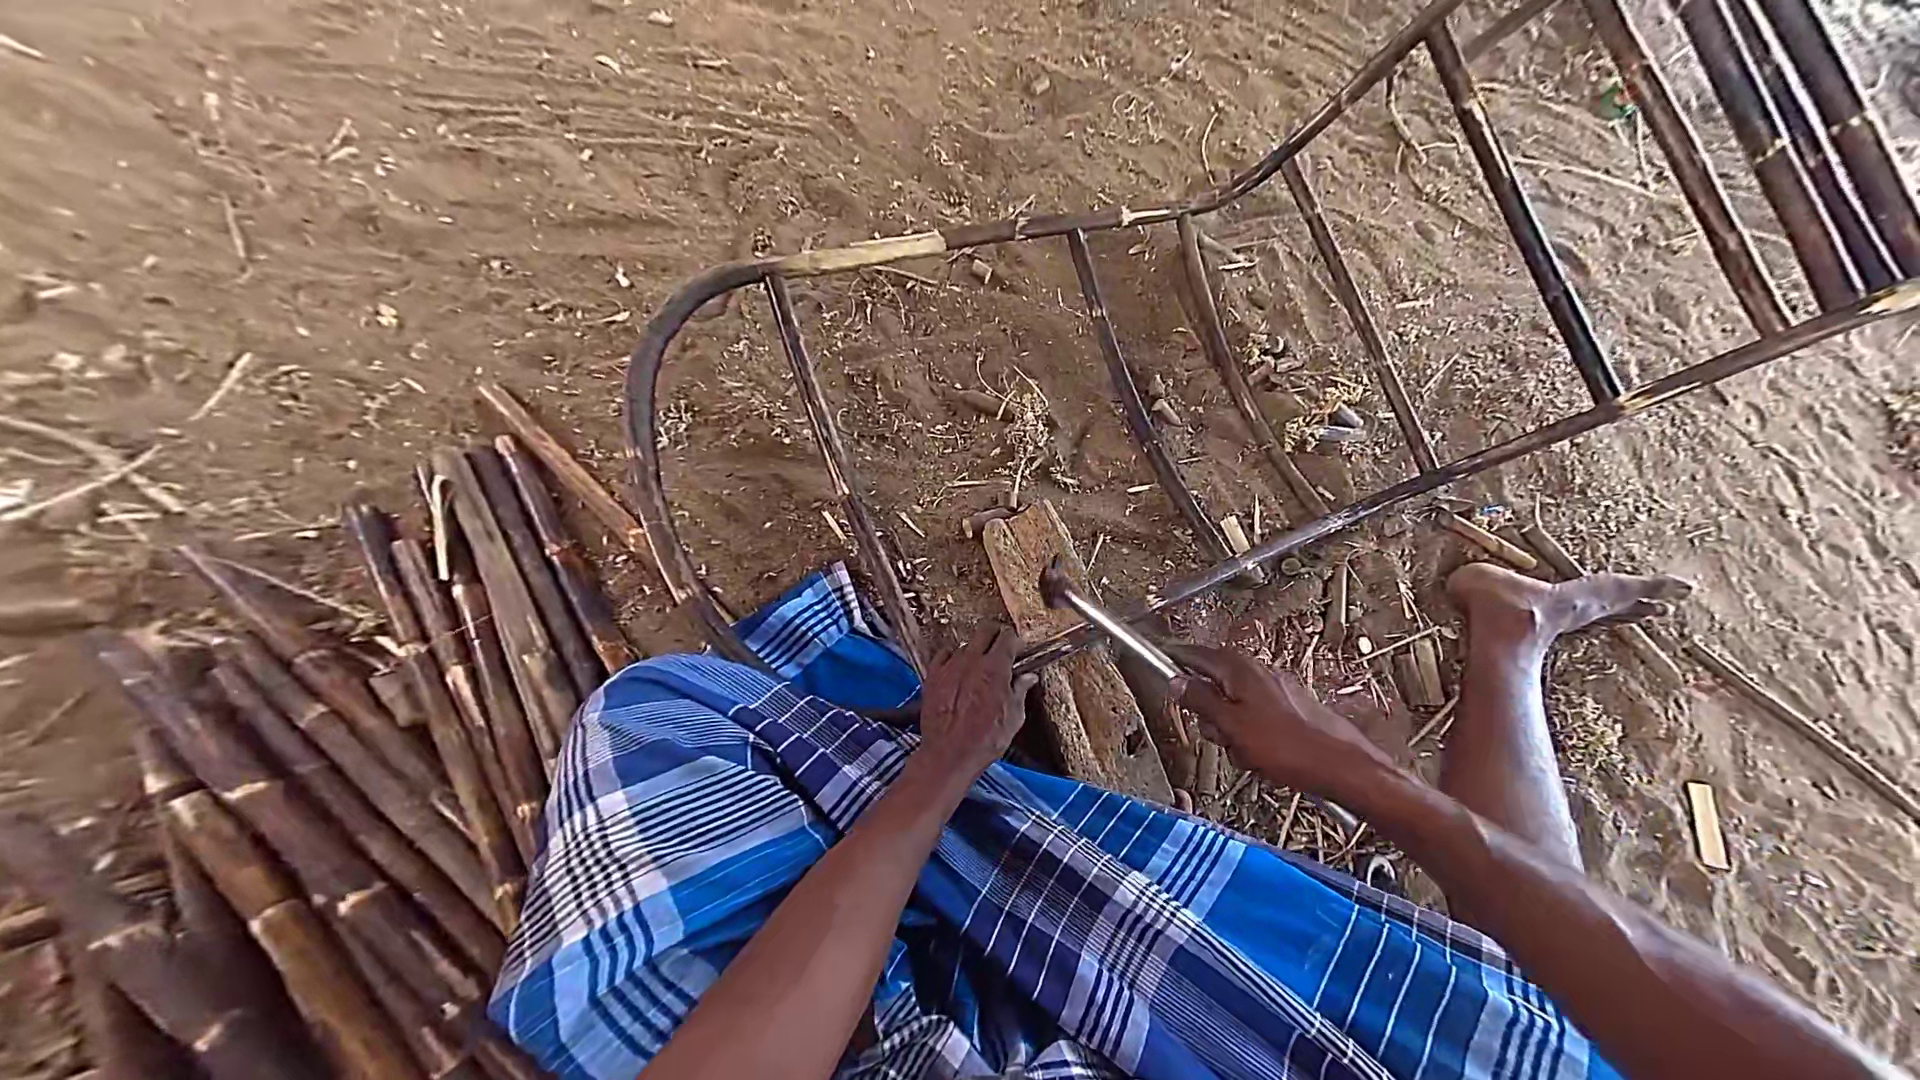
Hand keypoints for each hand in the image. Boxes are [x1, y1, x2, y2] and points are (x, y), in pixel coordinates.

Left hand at [915, 624, 1037, 783]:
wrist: (949, 754)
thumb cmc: (984, 740)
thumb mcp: (1014, 717)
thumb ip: (1020, 691)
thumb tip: (1027, 677)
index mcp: (996, 668)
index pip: (1008, 637)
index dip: (1015, 641)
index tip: (1017, 649)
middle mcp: (972, 660)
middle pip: (985, 630)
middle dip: (995, 635)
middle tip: (1000, 648)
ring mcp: (950, 666)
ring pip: (965, 644)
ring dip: (974, 650)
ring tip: (978, 666)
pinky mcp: (933, 676)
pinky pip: (943, 655)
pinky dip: (951, 658)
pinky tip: (956, 670)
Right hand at [1164, 642, 1398, 800]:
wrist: (1344, 768)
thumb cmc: (1288, 746)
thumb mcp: (1231, 725)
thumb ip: (1199, 700)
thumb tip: (1176, 681)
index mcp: (1239, 669)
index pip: (1194, 654)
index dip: (1173, 661)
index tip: (1157, 665)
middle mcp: (1257, 672)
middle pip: (1213, 684)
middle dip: (1209, 713)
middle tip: (1218, 735)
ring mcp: (1275, 690)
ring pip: (1234, 705)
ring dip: (1231, 731)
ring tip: (1246, 753)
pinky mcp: (1289, 709)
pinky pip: (1254, 718)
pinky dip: (1251, 736)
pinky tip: (1263, 758)